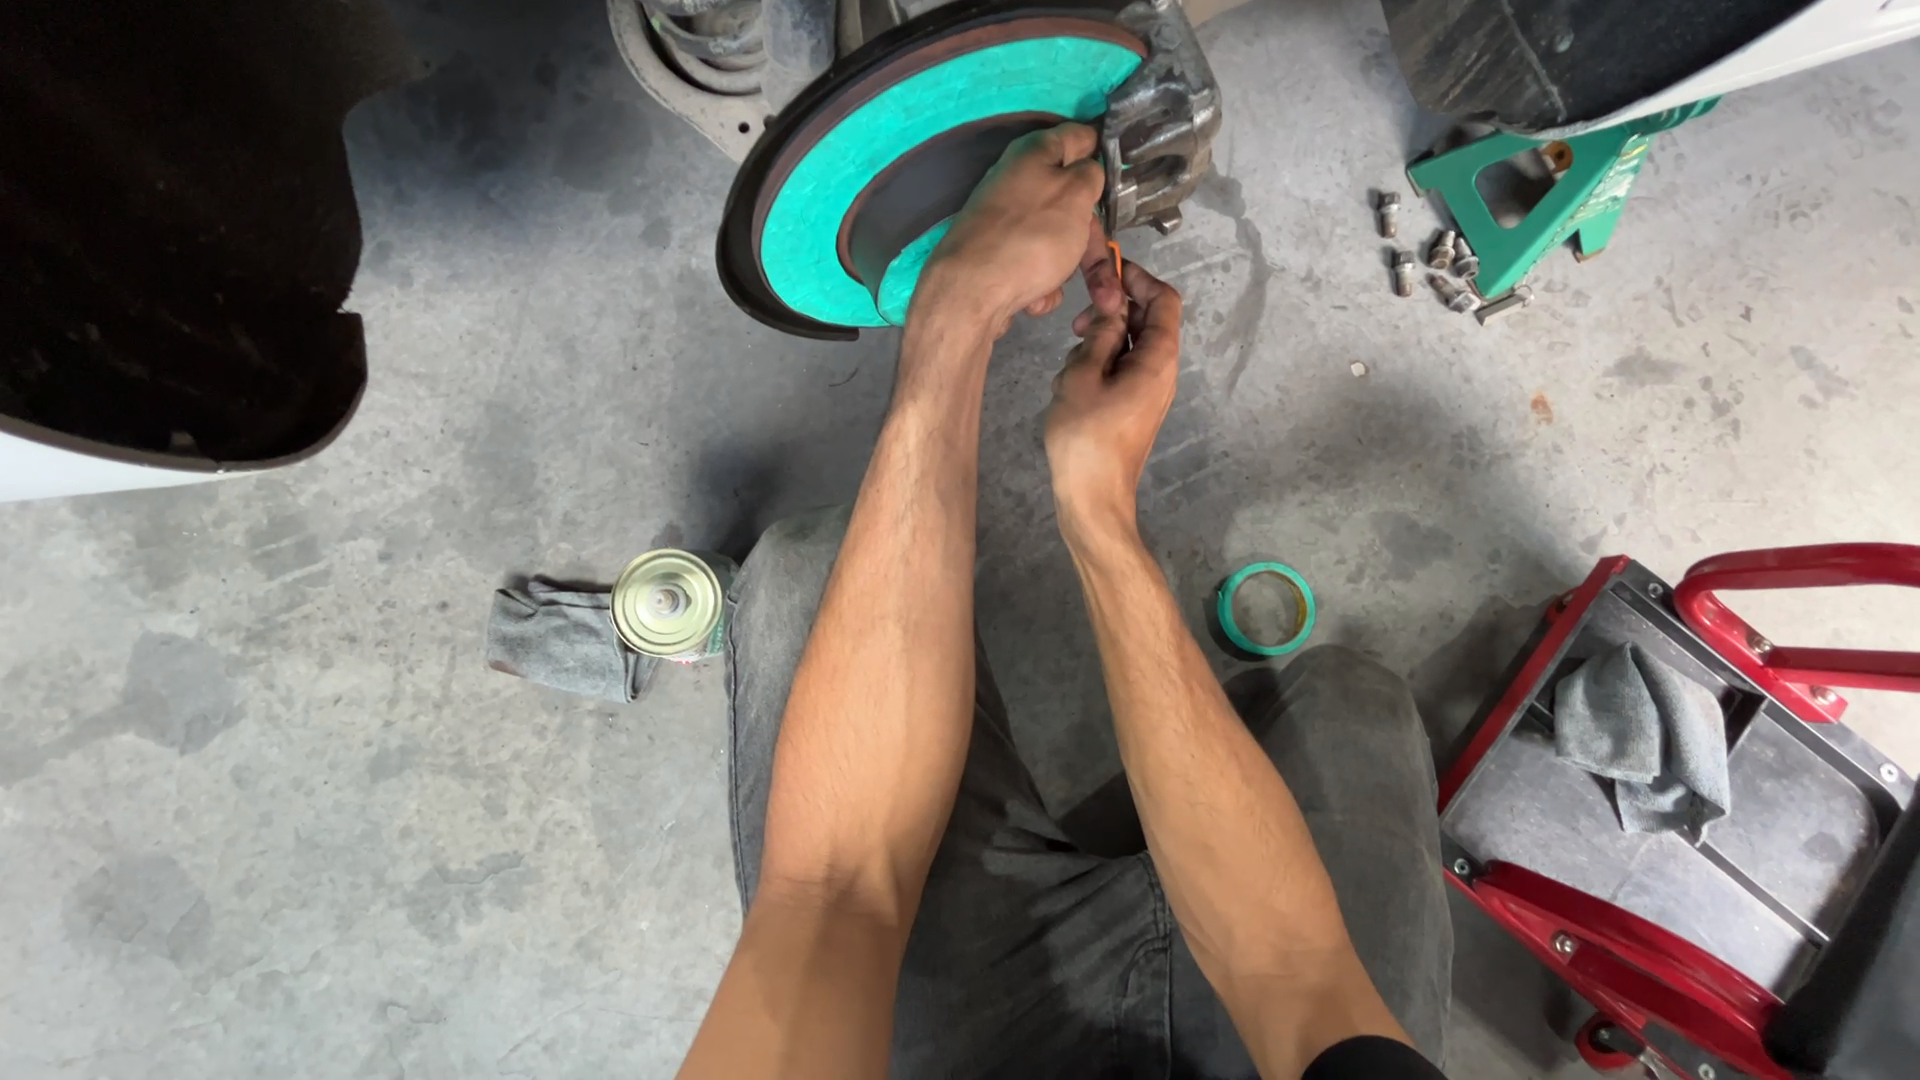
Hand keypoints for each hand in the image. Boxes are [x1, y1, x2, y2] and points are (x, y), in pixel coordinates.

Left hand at [913, 123, 1107, 333]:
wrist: (970, 294)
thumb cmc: (1030, 237)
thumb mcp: (1075, 194)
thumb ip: (1090, 174)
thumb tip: (1087, 169)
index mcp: (1033, 154)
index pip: (1079, 136)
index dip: (1105, 151)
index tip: (1125, 172)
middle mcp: (1016, 183)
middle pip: (1070, 205)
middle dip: (1093, 245)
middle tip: (1108, 280)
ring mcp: (1004, 224)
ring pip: (1055, 242)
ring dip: (1066, 270)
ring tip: (1056, 292)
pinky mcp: (996, 259)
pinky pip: (1033, 268)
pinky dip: (1039, 285)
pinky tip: (1033, 299)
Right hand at [1045, 255, 1182, 546]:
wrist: (1093, 497)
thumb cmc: (1085, 436)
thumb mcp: (1082, 376)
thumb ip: (1100, 335)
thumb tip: (1113, 308)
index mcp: (1159, 359)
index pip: (1165, 300)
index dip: (1139, 279)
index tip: (1107, 273)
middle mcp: (1162, 373)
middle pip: (1148, 323)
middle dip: (1113, 313)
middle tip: (1078, 324)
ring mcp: (1149, 393)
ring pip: (1130, 348)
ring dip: (1101, 343)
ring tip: (1070, 361)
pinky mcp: (1133, 409)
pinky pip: (1122, 372)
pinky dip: (1099, 366)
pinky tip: (1071, 384)